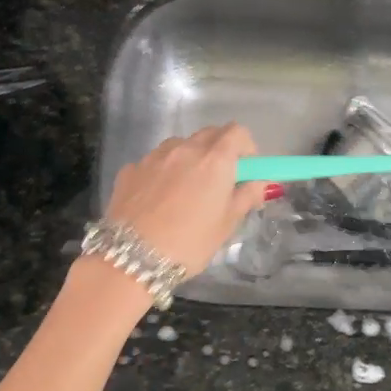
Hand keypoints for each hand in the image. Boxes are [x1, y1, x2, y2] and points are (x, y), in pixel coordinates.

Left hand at [104, 124, 266, 275]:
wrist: (132, 258)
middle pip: (209, 134)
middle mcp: (184, 148)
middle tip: (220, 183)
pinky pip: (154, 162)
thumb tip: (260, 183)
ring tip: (186, 192)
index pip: (238, 133)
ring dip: (190, 159)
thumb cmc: (189, 244)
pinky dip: (163, 173)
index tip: (246, 172)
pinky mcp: (130, 169)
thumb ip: (246, 197)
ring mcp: (154, 156)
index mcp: (214, 159)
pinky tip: (158, 201)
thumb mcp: (226, 225)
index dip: (246, 148)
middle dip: (220, 151)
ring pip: (180, 146)